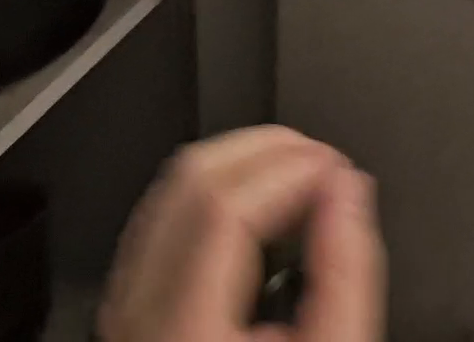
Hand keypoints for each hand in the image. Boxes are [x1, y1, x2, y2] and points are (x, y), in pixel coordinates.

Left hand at [98, 126, 384, 341]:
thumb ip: (347, 270)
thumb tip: (348, 189)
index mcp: (184, 333)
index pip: (225, 208)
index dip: (290, 168)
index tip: (337, 169)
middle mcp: (137, 320)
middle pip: (188, 180)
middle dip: (268, 149)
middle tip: (322, 162)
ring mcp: (125, 314)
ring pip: (170, 189)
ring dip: (244, 163)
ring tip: (303, 176)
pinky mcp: (133, 310)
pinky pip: (165, 217)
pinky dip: (220, 190)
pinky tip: (266, 203)